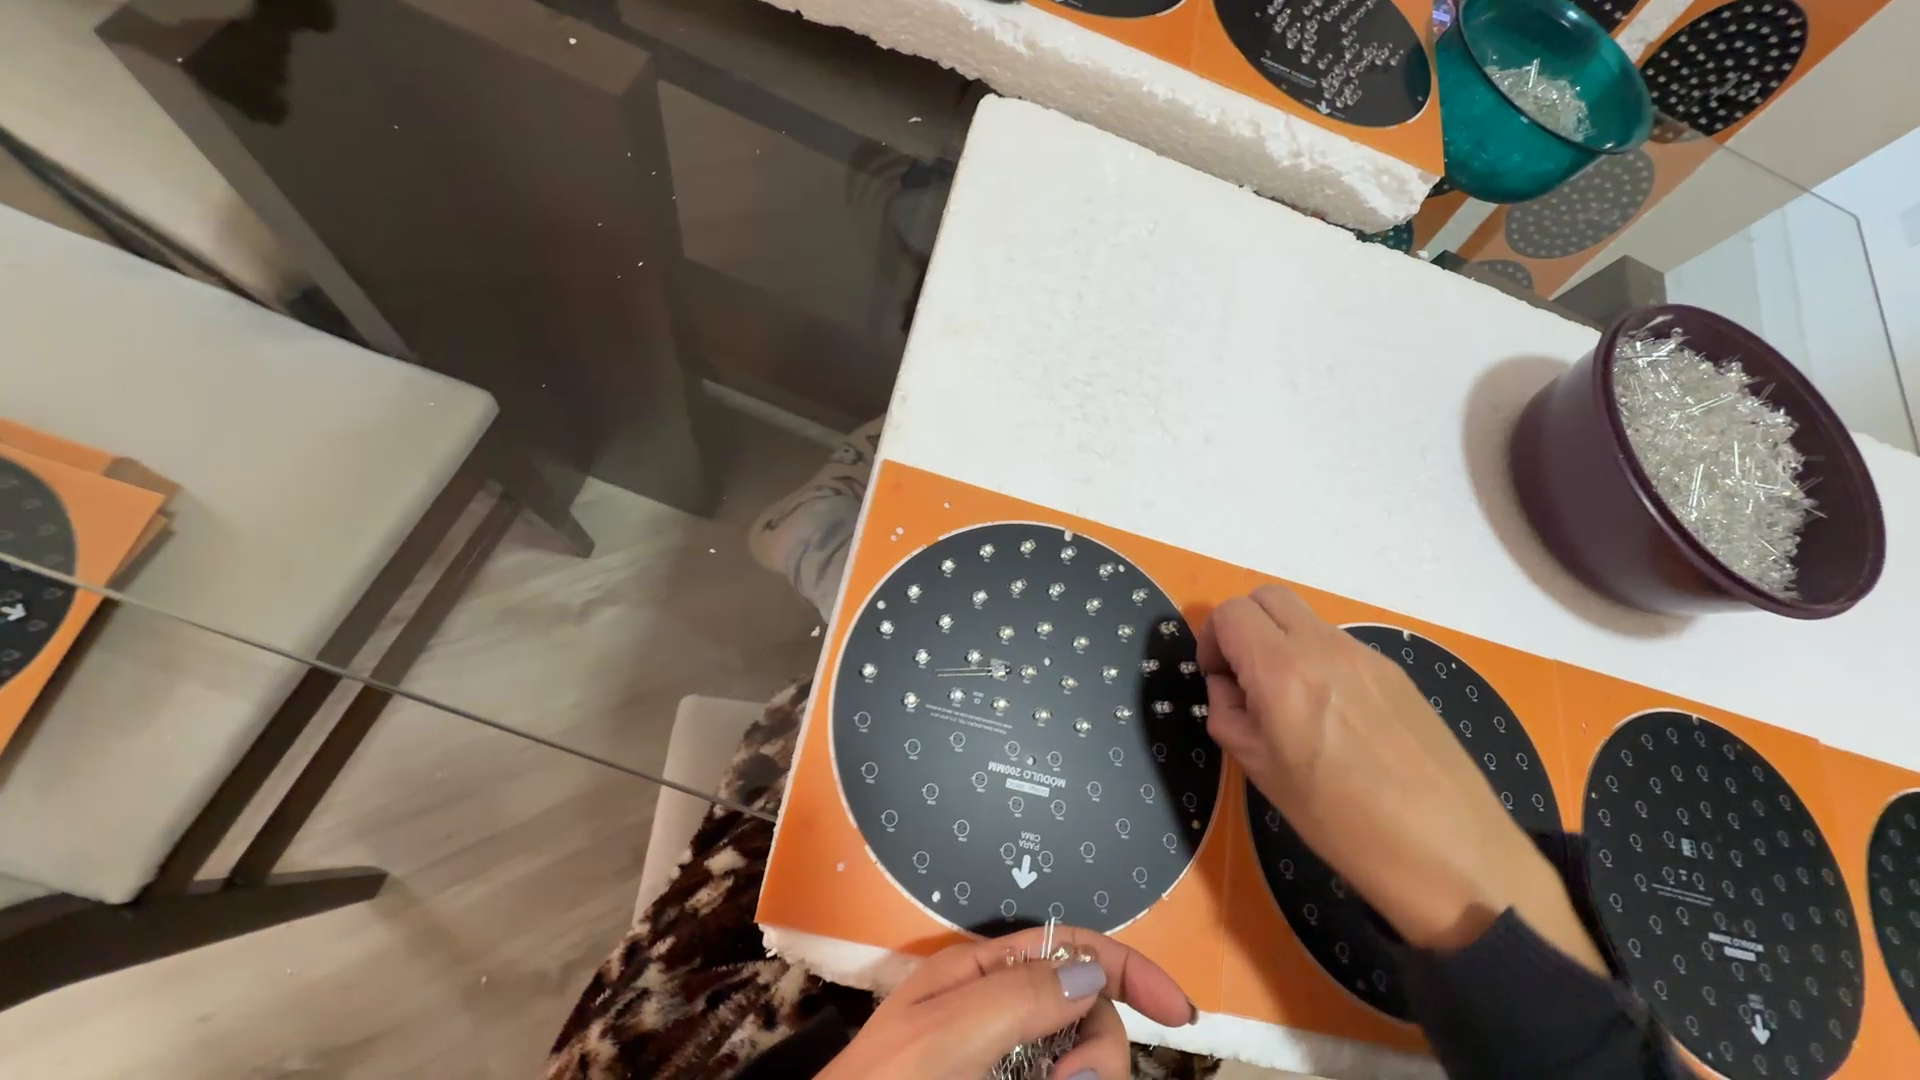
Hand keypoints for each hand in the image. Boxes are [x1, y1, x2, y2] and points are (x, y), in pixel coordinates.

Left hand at [816, 926, 1193, 1079]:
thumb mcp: (944, 1036)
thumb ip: (1018, 998)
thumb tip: (1093, 972)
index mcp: (982, 976)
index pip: (1068, 949)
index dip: (1127, 967)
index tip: (1179, 1014)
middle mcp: (1003, 1013)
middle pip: (1088, 1010)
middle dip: (1099, 1047)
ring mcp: (1010, 1062)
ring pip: (1083, 1059)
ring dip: (1088, 1077)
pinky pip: (1067, 1078)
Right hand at [1199, 585, 1605, 972]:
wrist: (1449, 852)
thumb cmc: (1338, 820)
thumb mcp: (1260, 770)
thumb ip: (1228, 713)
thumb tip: (1228, 687)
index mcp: (1282, 671)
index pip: (1230, 613)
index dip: (1211, 640)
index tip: (1218, 680)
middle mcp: (1324, 648)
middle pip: (1268, 597)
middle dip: (1243, 626)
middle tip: (1244, 677)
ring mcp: (1366, 656)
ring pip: (1306, 620)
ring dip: (1282, 644)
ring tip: (1290, 706)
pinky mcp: (1397, 673)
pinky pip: (1340, 647)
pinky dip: (1318, 662)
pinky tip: (1334, 720)